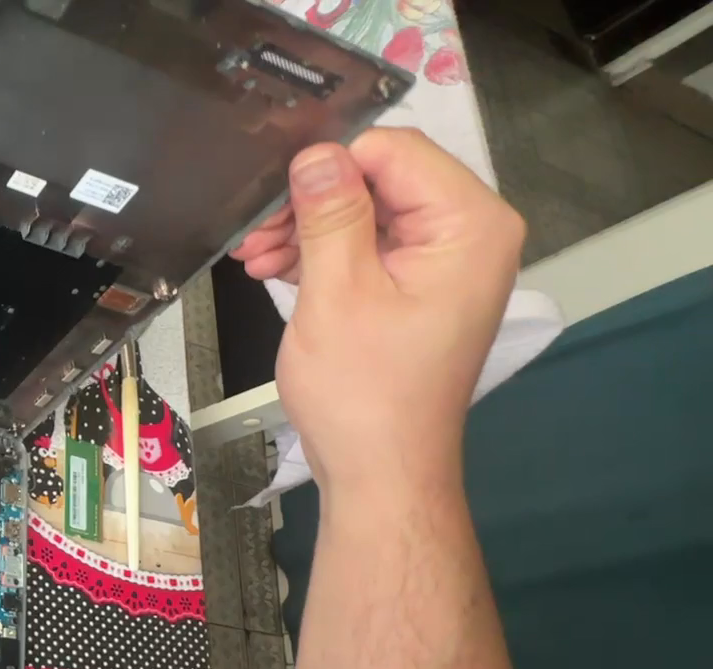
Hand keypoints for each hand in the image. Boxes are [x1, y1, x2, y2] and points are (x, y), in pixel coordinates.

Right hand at [229, 129, 524, 495]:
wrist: (378, 464)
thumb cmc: (360, 388)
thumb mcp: (336, 295)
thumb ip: (330, 218)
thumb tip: (314, 156)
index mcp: (467, 226)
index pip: (396, 154)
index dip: (328, 168)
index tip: (266, 203)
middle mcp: (467, 235)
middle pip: (382, 183)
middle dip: (311, 204)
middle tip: (251, 237)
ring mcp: (441, 265)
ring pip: (367, 219)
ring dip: (306, 233)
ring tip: (253, 261)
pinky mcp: (414, 291)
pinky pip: (366, 253)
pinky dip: (320, 258)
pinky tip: (276, 274)